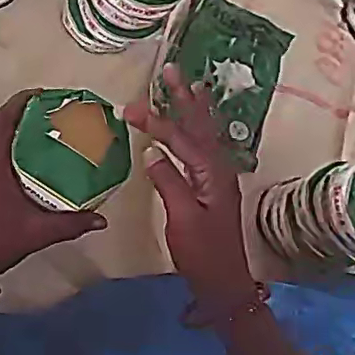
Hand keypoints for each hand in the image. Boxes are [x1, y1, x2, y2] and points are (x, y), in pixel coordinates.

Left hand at [0, 89, 108, 274]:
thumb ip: (71, 223)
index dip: (22, 101)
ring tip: (30, 128)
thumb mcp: (39, 231)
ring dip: (4, 125)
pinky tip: (15, 153)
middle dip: (16, 111)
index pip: (4, 118)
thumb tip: (100, 219)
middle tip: (43, 112)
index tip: (43, 95)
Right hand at [123, 66, 255, 309]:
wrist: (225, 283)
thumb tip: (153, 152)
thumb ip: (169, 182)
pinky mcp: (213, 187)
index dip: (155, 122)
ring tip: (190, 84)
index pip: (179, 139)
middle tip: (172, 70)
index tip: (129, 110)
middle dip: (184, 98)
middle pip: (199, 126)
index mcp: (211, 173)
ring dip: (195, 108)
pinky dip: (198, 130)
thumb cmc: (202, 253)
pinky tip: (196, 126)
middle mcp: (218, 169)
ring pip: (204, 134)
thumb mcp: (183, 218)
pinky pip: (205, 147)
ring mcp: (218, 178)